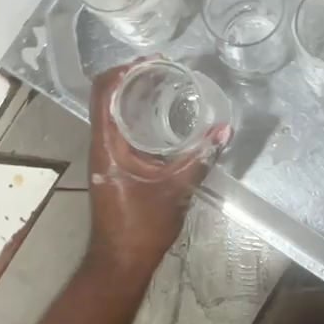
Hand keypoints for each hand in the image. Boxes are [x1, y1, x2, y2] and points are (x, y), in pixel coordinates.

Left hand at [82, 62, 225, 277]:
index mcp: (107, 145)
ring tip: (167, 85)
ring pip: (112, 113)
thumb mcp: (177, 189)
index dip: (123, 69)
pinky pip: (120, 129)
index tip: (152, 61)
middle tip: (166, 69)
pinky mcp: (113, 165)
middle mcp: (100, 145)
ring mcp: (104, 156)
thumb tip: (223, 130)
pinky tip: (163, 117)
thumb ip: (200, 157)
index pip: (103, 93)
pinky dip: (137, 115)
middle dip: (133, 78)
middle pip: (106, 97)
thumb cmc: (142, 226)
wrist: (121, 262)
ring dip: (134, 96)